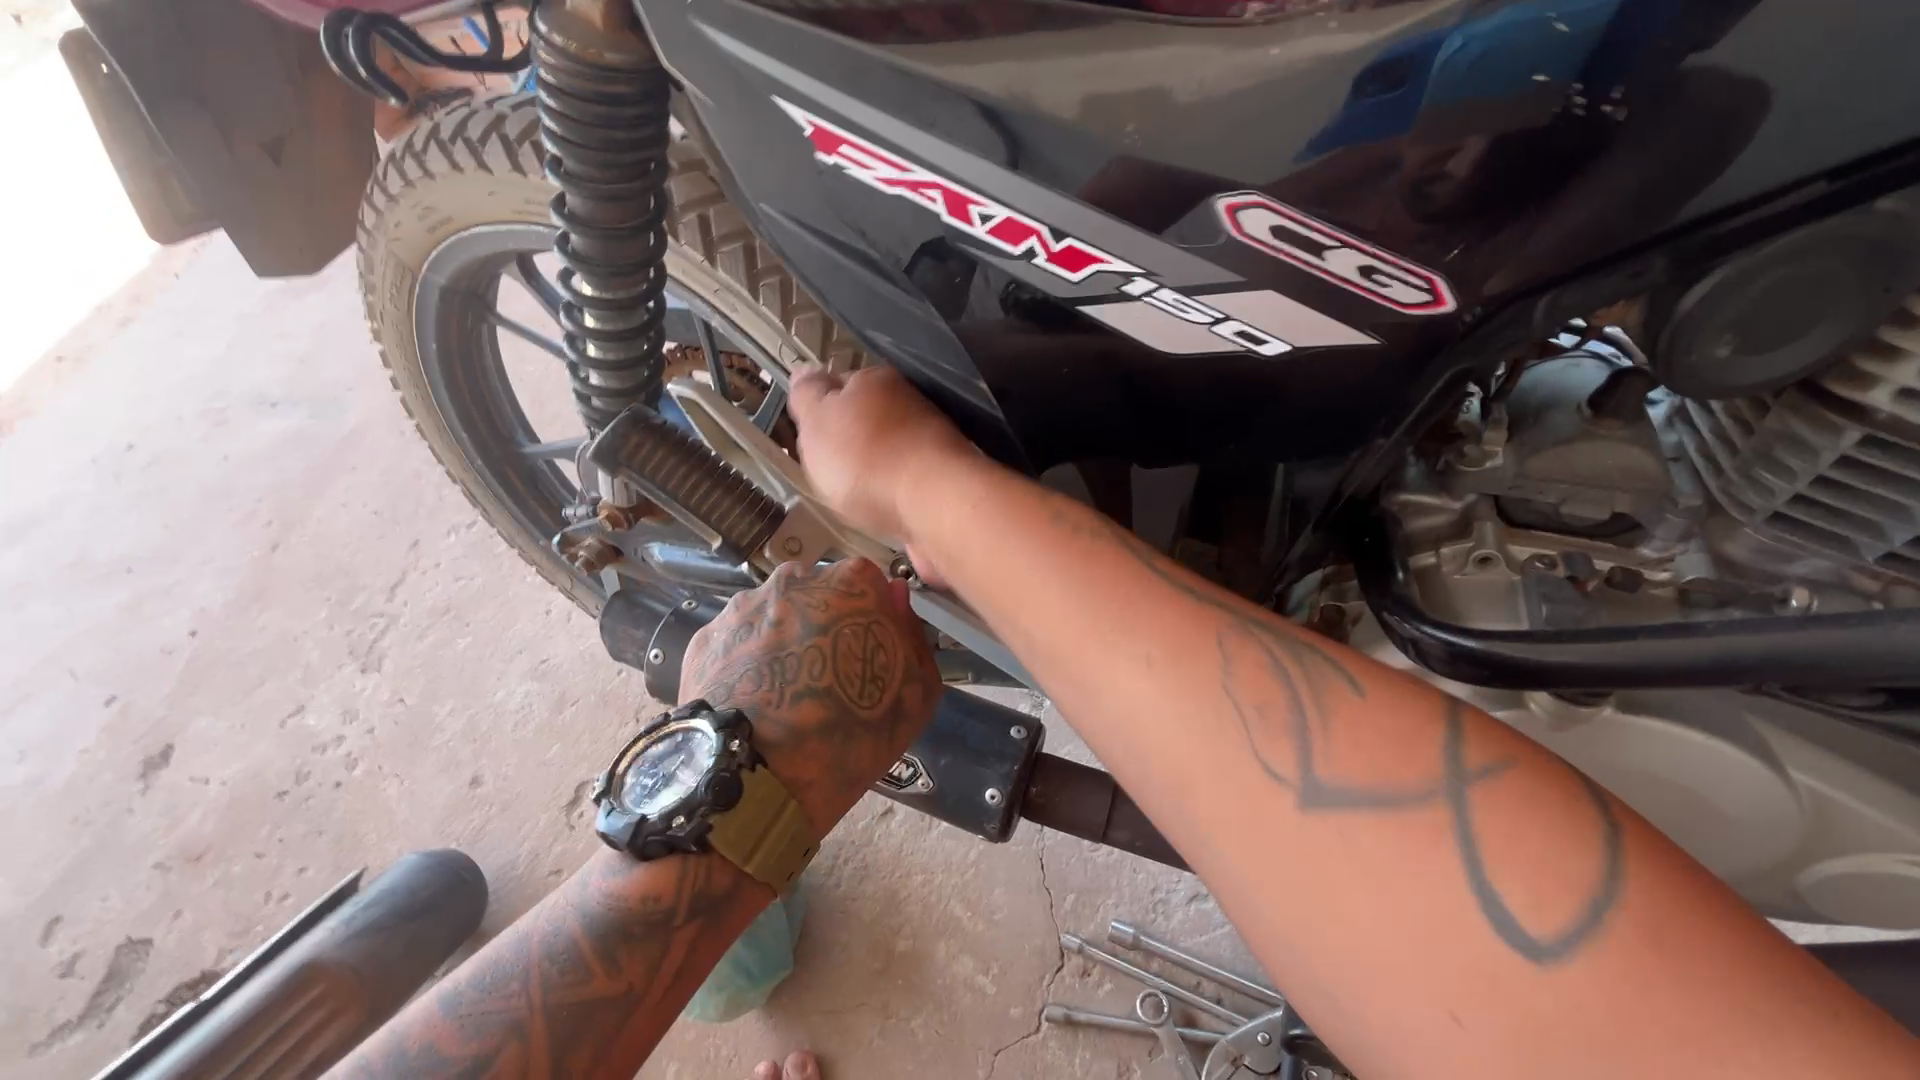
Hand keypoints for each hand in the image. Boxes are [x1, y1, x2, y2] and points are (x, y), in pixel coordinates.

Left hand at [680, 558, 942, 830]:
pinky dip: (747, 659)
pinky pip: (737, 639)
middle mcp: (795, 580)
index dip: (872, 616)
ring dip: (784, 636)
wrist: (758, 781)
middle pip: (819, 591)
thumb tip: (896, 598)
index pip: (869, 582)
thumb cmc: (851, 736)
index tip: (871, 648)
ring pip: (774, 612)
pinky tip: (754, 696)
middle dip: (826, 620)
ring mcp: (744, 605)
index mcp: (851, 583)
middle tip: (829, 672)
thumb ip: (912, 633)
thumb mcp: (916, 693)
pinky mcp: (707, 636)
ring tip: (786, 689)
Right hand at [788, 365, 974, 546]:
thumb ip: (808, 395)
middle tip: (830, 471)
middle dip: (849, 445)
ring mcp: (931, 442)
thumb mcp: (817, 420)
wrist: (935, 505)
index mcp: (875, 381)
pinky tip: (885, 510)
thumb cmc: (867, 459)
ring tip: (857, 496)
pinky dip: (896, 495)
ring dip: (875, 471)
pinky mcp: (944, 480)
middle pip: (867, 421)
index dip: (821, 410)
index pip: (840, 384)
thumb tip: (805, 373)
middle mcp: (909, 405)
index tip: (810, 436)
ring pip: (890, 452)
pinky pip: (909, 483)